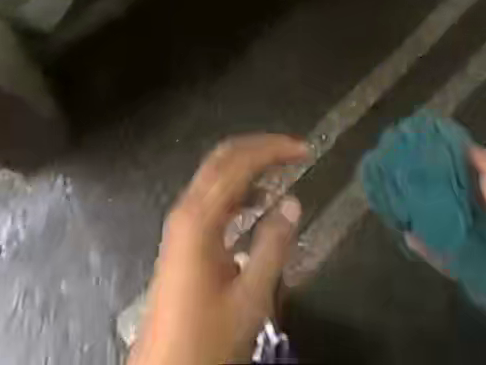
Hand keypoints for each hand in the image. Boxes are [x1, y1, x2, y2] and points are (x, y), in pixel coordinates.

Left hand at [129, 134, 308, 364]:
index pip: (237, 161)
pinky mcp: (183, 237)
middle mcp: (186, 208)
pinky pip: (211, 196)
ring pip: (216, 175)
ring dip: (249, 166)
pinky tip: (260, 203)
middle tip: (297, 152)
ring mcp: (181, 222)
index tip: (305, 150)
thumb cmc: (208, 337)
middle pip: (223, 159)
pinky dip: (237, 188)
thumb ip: (272, 247)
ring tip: (284, 171)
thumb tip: (294, 202)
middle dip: (260, 148)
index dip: (272, 149)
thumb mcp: (249, 298)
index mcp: (199, 216)